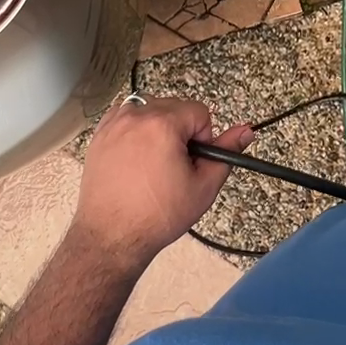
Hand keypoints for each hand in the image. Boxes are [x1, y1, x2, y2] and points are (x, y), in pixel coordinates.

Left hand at [70, 97, 253, 269]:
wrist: (111, 237)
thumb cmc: (156, 215)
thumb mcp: (202, 187)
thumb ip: (226, 153)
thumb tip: (245, 131)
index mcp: (163, 124)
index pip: (199, 111)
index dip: (202, 137)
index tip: (192, 160)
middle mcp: (137, 116)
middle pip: (174, 107)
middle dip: (180, 131)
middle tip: (174, 166)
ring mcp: (115, 123)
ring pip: (151, 109)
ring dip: (158, 127)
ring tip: (154, 163)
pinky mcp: (100, 133)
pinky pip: (127, 116)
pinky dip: (136, 129)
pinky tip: (136, 157)